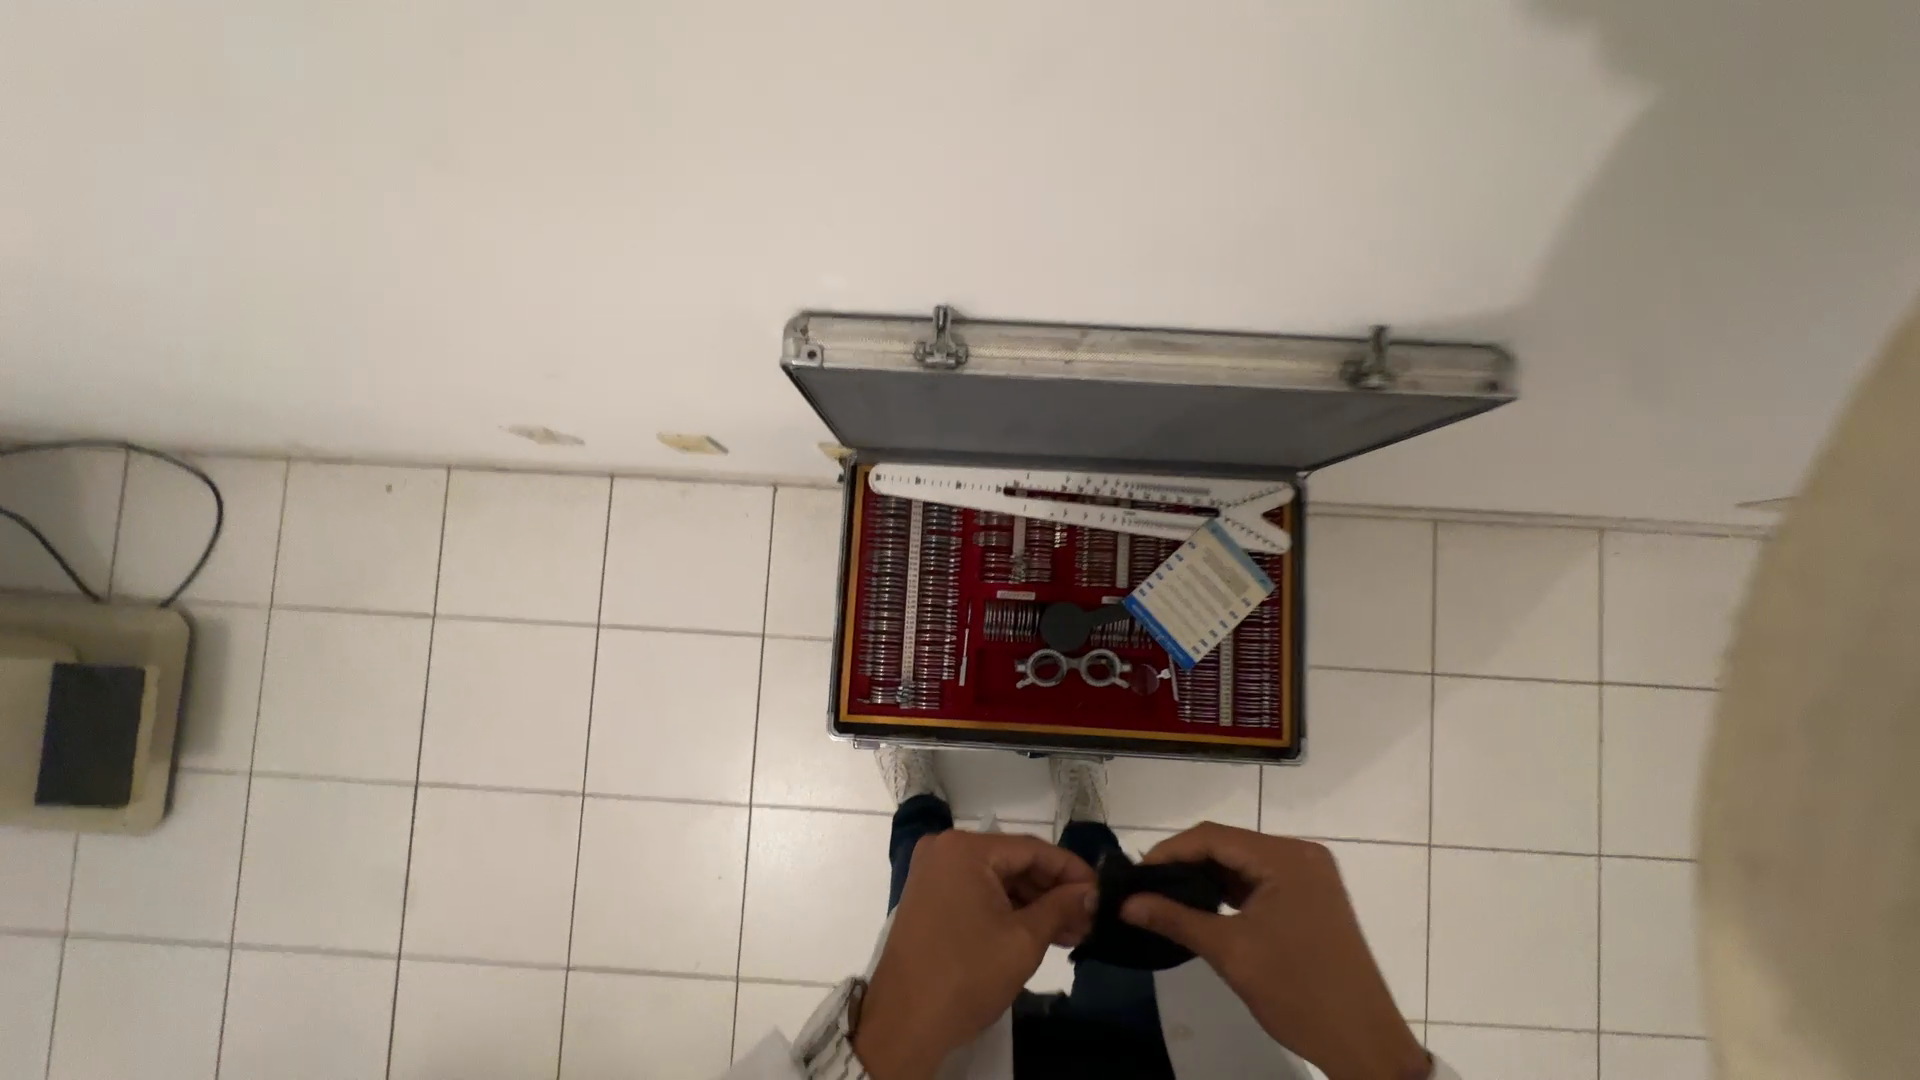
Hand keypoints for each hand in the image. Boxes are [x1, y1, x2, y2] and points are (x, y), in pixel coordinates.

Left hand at [854, 830, 1095, 1079]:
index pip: (1031, 849)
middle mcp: (945, 850)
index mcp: (964, 848)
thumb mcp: (1023, 940)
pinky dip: (1009, 911)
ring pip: (997, 880)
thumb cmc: (967, 975)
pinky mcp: (930, 899)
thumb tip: (1092, 893)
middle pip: (1013, 862)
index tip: (1102, 890)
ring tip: (1074, 931)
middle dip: (1053, 891)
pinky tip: (1041, 931)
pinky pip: (979, 893)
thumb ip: (1061, 908)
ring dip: (1034, 904)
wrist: (904, 1023)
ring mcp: (934, 874)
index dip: (1071, 869)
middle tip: (1090, 917)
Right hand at [1120, 823, 1429, 1079]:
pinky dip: (1230, 890)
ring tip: (1165, 895)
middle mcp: (1300, 854)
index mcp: (1286, 857)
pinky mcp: (1311, 896)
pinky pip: (1260, 879)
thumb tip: (1125, 904)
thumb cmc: (1298, 992)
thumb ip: (1174, 919)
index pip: (1213, 837)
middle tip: (1145, 886)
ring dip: (1206, 876)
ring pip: (1242, 861)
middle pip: (1228, 844)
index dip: (1169, 851)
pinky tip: (1202, 904)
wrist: (1365, 1045)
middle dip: (1185, 863)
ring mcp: (1309, 874)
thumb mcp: (1230, 952)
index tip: (1135, 875)